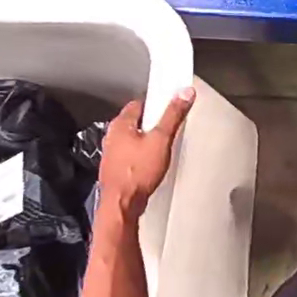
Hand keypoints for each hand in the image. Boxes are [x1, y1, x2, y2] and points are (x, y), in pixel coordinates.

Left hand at [97, 86, 194, 217]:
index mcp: (120, 124)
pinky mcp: (118, 167)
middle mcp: (113, 136)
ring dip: (149, 140)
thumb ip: (173, 115)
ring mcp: (114, 153)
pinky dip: (144, 154)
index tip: (171, 106)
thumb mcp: (161, 139)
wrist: (123, 203)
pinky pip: (133, 153)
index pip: (140, 103)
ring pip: (134, 138)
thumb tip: (184, 93)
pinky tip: (154, 162)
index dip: (157, 103)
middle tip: (171, 128)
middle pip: (137, 121)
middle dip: (154, 123)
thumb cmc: (137, 172)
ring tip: (165, 146)